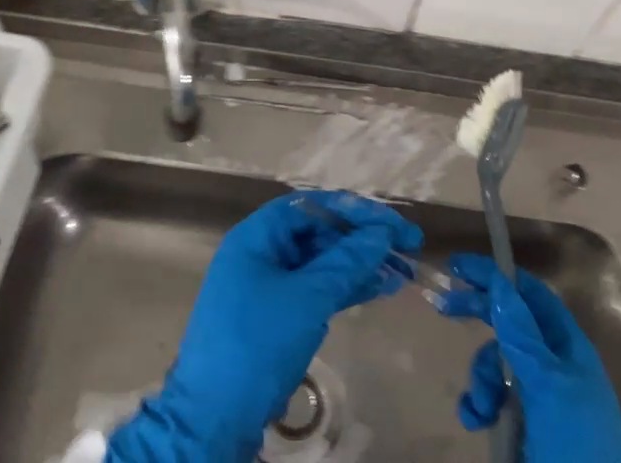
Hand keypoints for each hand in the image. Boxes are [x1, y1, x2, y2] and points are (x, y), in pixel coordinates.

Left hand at [106, 191, 422, 462]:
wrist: (214, 415)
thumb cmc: (258, 342)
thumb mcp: (308, 298)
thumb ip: (346, 261)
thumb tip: (382, 233)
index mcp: (256, 237)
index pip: (312, 206)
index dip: (355, 211)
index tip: (393, 224)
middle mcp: (260, 253)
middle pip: (318, 232)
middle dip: (362, 238)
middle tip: (406, 248)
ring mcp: (267, 286)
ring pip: (321, 263)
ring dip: (359, 265)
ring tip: (402, 272)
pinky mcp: (276, 316)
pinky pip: (316, 289)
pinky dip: (345, 288)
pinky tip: (379, 289)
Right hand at [435, 253, 620, 462]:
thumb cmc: (576, 444)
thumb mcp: (551, 386)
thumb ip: (523, 336)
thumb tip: (500, 283)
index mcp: (567, 349)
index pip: (531, 296)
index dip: (499, 276)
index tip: (460, 266)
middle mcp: (551, 365)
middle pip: (510, 323)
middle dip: (480, 315)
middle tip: (445, 306)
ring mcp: (536, 397)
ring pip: (495, 364)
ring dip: (481, 377)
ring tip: (484, 405)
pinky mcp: (521, 426)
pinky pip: (490, 400)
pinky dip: (478, 406)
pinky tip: (476, 421)